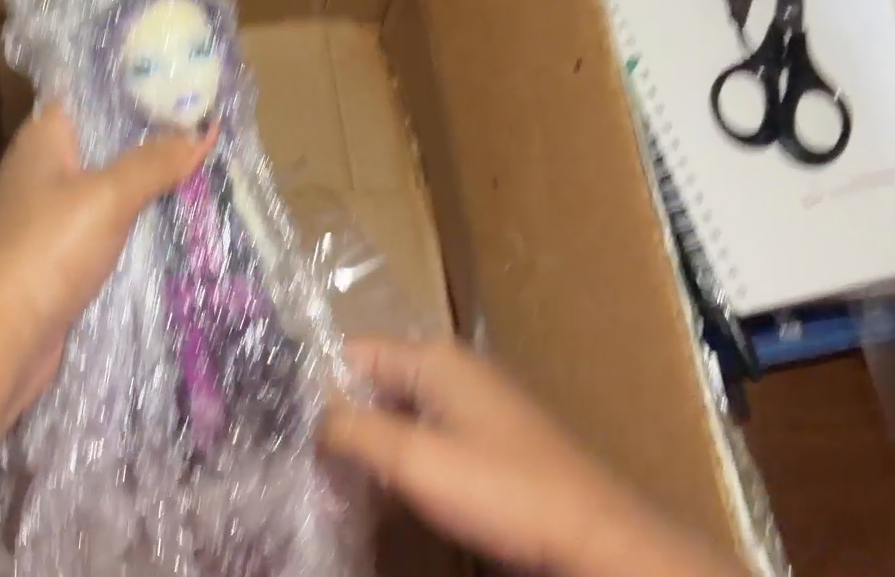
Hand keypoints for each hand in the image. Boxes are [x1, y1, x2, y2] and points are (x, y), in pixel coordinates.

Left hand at [0, 104, 212, 405]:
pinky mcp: (56, 257)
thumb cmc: (45, 250)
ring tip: (206, 167)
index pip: (90, 93)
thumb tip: (205, 128)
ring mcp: (45, 215)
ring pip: (106, 186)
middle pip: (103, 141)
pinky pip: (104, 226)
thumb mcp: (108, 197)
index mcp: (42, 136)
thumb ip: (155, 161)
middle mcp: (40, 168)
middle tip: (210, 127)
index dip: (135, 86)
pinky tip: (174, 221)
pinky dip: (134, 223)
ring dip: (147, 182)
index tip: (185, 81)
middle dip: (151, 137)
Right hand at [320, 339, 738, 576]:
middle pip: (373, 380)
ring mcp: (473, 403)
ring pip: (398, 410)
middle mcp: (450, 367)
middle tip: (313, 458)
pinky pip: (426, 433)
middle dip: (343, 417)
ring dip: (372, 441)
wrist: (601, 542)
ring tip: (344, 478)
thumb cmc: (503, 490)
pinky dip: (403, 455)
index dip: (318, 385)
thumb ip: (350, 429)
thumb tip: (310, 418)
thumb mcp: (412, 459)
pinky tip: (392, 488)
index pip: (349, 351)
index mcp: (432, 356)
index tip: (293, 424)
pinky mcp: (489, 438)